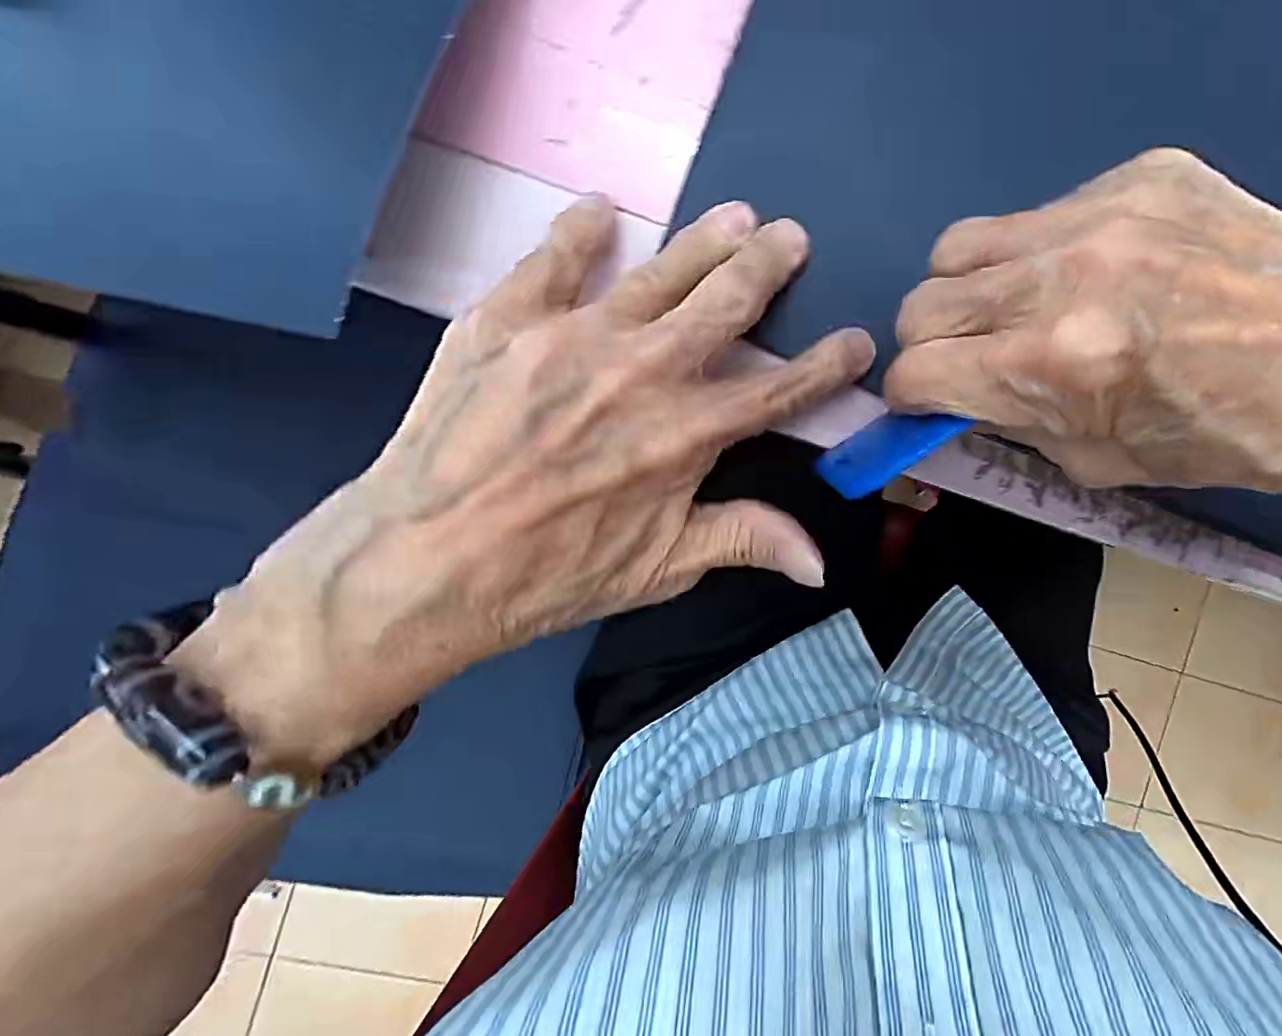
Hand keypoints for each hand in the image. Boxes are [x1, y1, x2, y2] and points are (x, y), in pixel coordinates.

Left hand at [171, 197, 873, 768]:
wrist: (426, 561)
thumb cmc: (552, 576)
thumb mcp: (660, 569)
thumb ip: (745, 542)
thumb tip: (819, 565)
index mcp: (689, 435)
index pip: (780, 387)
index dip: (827, 365)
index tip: (855, 342)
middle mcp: (645, 370)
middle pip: (726, 302)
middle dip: (769, 267)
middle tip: (792, 237)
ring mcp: (574, 334)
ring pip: (660, 269)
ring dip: (704, 240)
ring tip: (735, 216)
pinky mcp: (507, 317)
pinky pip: (554, 256)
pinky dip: (581, 230)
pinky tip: (601, 213)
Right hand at [883, 148, 1281, 495]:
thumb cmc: (1237, 442)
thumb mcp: (1099, 465)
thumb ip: (1011, 428)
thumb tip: (952, 413)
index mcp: (1053, 366)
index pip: (913, 374)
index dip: (906, 402)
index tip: (924, 410)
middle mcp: (1060, 279)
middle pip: (919, 306)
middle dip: (927, 349)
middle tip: (967, 368)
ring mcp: (1101, 214)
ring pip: (957, 249)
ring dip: (964, 295)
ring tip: (1012, 316)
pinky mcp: (1142, 174)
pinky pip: (1034, 217)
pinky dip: (1032, 257)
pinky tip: (1090, 277)